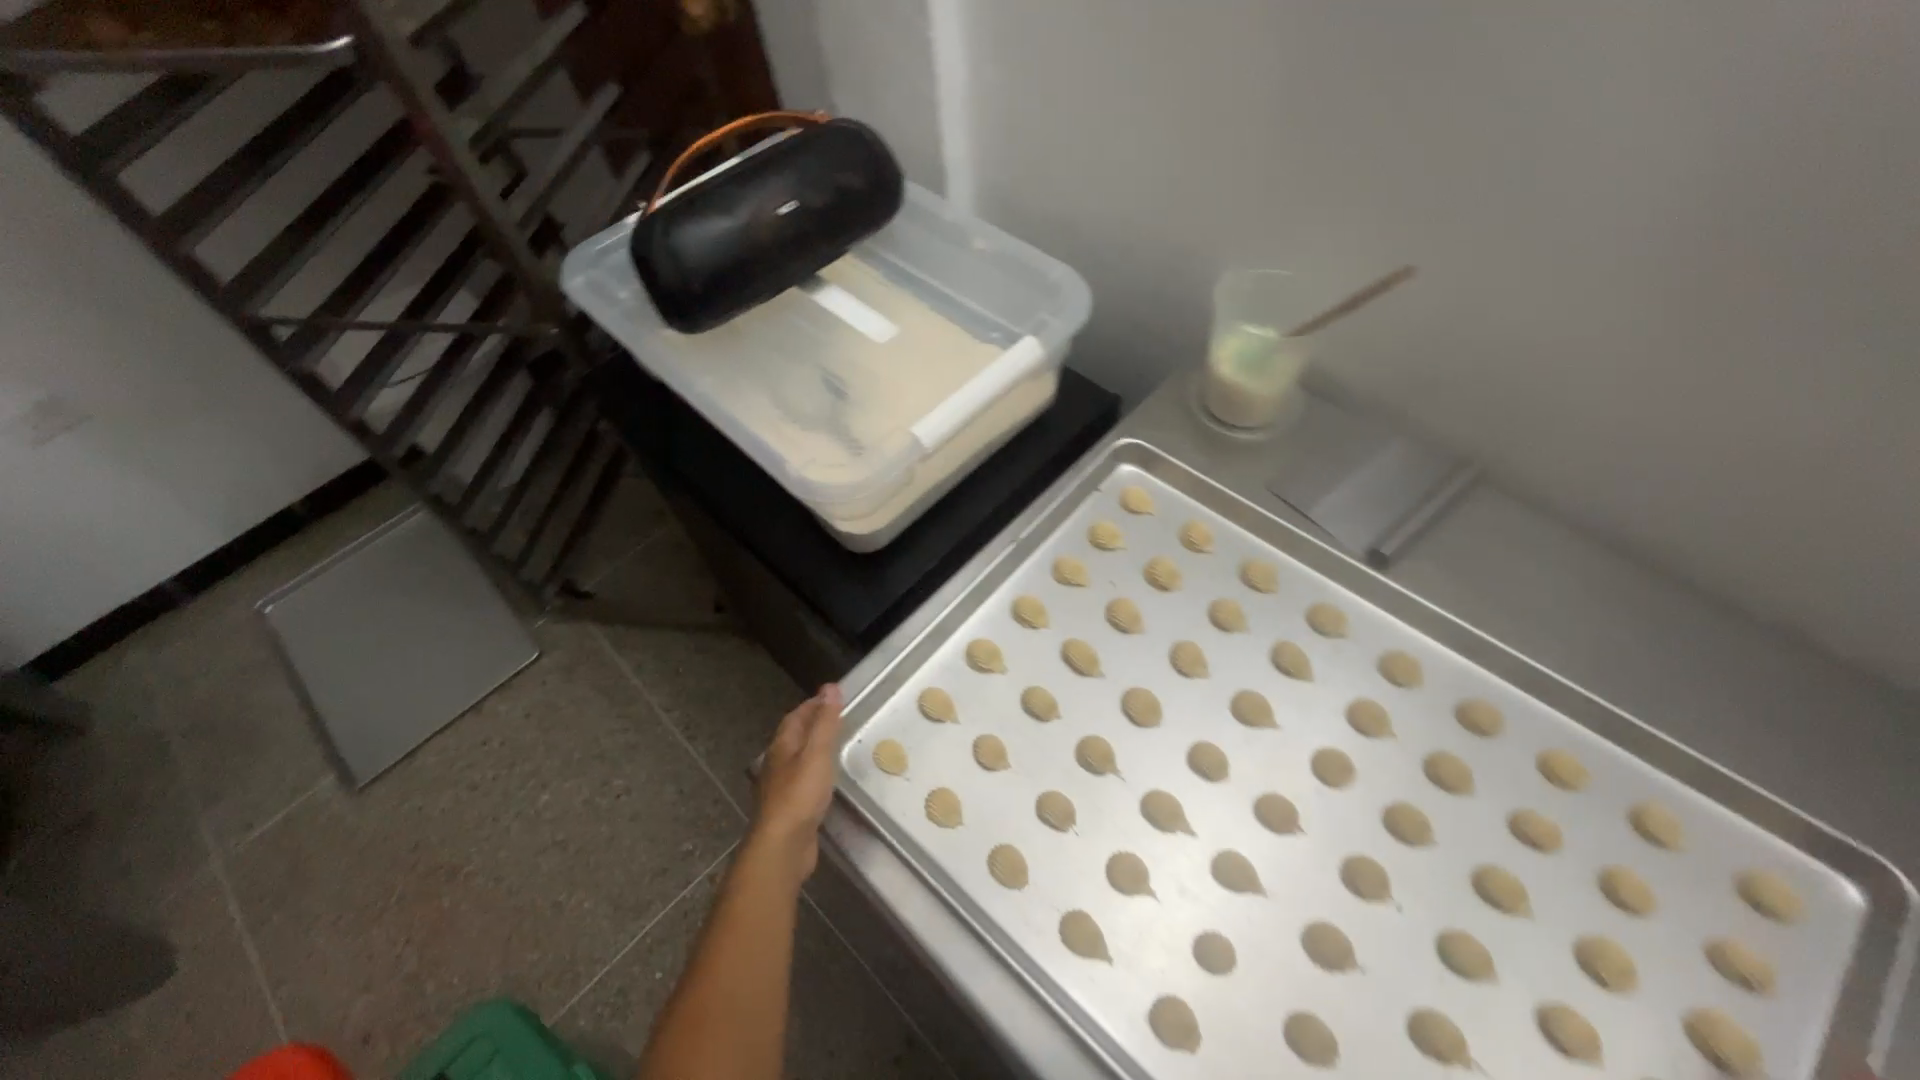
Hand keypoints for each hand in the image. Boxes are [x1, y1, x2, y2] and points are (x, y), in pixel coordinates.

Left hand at [748, 684, 843, 884]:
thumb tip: (830, 688)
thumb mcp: (818, 753)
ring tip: (832, 745)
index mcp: (782, 747)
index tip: (830, 695)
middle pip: (793, 737)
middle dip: (811, 724)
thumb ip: (826, 722)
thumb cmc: (800, 795)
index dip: (812, 705)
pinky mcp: (788, 810)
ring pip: (796, 760)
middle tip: (834, 717)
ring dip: (811, 749)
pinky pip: (801, 782)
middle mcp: (777, 765)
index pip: (795, 717)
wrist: (782, 846)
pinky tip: (823, 781)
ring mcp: (780, 789)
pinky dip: (813, 773)